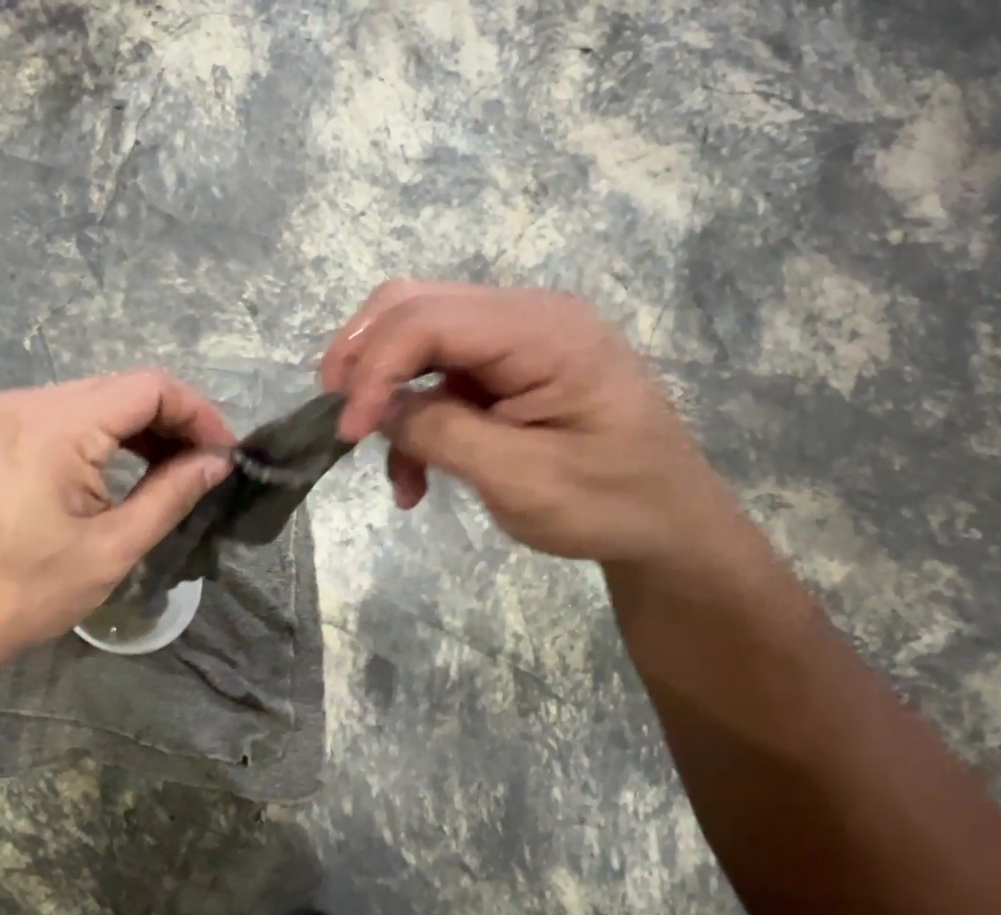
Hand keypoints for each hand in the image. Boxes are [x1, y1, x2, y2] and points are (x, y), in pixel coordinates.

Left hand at [0, 371, 233, 656]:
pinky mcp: (8, 428)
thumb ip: (172, 493)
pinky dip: (111, 433)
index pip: (147, 388)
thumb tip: (218, 461)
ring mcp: (13, 412)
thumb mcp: (114, 546)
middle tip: (208, 463)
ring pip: (101, 397)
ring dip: (145, 426)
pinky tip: (137, 463)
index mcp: (55, 428)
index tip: (224, 452)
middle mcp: (30, 403)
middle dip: (174, 419)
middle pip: (124, 387)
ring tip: (179, 467)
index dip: (197, 412)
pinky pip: (74, 413)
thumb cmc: (36, 589)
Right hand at [321, 281, 736, 565]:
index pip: (426, 320)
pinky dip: (408, 419)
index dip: (372, 370)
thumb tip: (374, 411)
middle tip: (335, 415)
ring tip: (372, 455)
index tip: (346, 433)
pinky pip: (432, 377)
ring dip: (381, 393)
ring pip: (413, 336)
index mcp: (543, 332)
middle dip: (361, 359)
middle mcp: (525, 317)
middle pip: (411, 305)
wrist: (666, 524)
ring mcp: (513, 340)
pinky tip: (412, 475)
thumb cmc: (607, 503)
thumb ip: (440, 434)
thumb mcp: (520, 479)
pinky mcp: (502, 370)